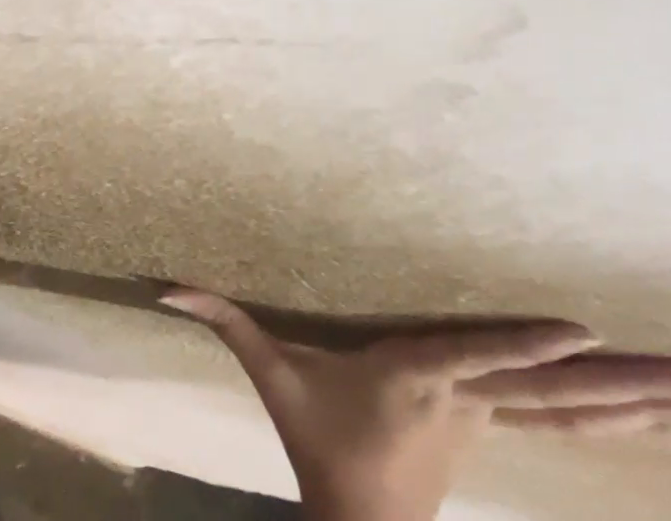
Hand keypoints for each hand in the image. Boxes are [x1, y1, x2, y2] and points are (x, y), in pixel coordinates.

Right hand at [164, 289, 670, 520]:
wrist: (356, 511)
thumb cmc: (312, 434)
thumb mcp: (267, 373)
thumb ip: (224, 320)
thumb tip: (163, 287)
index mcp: (409, 378)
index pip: (473, 359)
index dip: (523, 347)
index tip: (583, 334)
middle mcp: (460, 399)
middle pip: (548, 390)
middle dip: (622, 381)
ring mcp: (485, 421)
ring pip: (569, 408)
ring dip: (633, 400)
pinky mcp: (492, 432)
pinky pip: (562, 421)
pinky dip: (611, 415)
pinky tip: (649, 413)